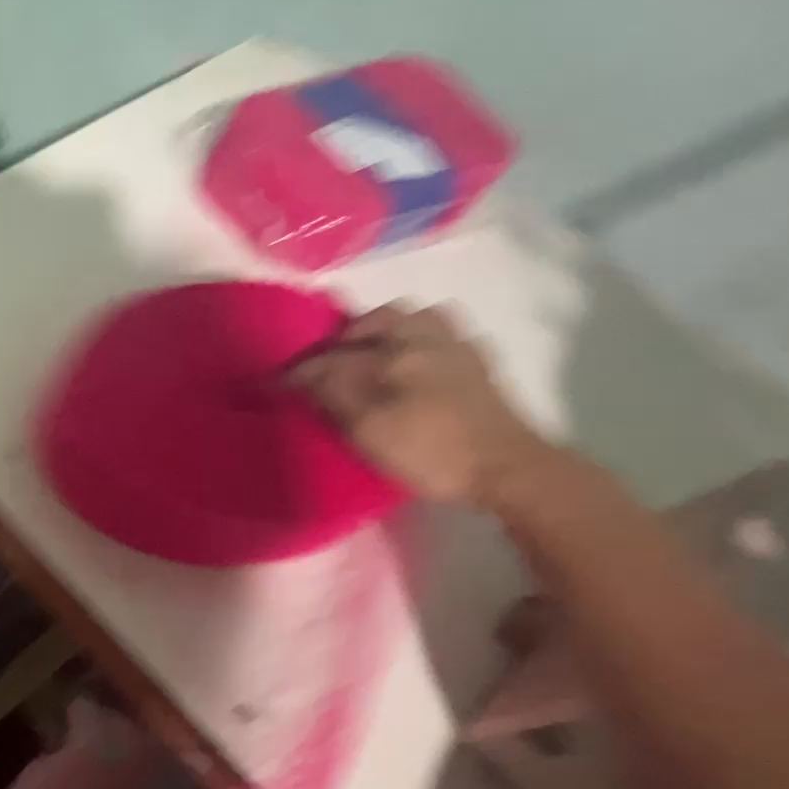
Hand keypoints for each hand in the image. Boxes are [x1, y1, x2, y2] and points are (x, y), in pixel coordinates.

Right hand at [291, 302, 547, 506]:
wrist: (510, 470)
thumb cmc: (431, 450)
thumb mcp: (368, 426)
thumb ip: (330, 392)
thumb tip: (296, 373)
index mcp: (398, 349)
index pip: (335, 353)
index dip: (303, 368)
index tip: (279, 384)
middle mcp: (428, 338)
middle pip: (383, 318)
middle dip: (351, 333)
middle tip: (331, 360)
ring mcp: (461, 351)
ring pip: (420, 321)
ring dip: (391, 332)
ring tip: (372, 357)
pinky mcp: (482, 370)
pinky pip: (444, 340)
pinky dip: (421, 345)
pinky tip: (413, 367)